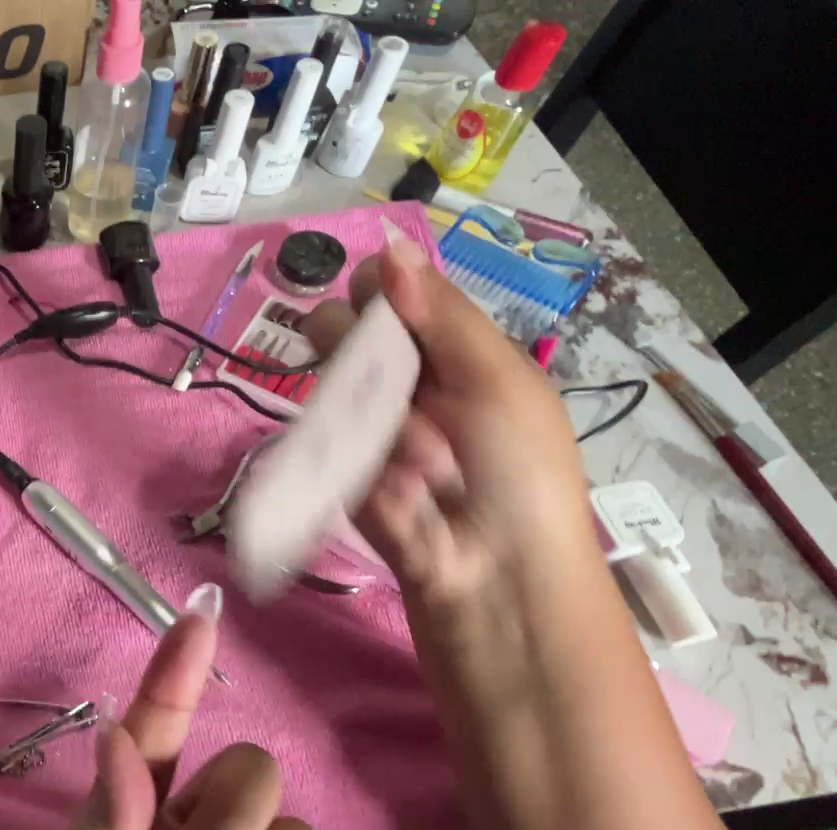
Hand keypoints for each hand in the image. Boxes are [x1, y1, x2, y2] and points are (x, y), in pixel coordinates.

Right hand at [300, 239, 594, 609]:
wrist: (491, 573)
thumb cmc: (516, 470)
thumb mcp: (497, 381)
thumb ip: (440, 317)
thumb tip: (386, 249)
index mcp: (447, 348)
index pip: (386, 292)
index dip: (377, 294)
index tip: (385, 315)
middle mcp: (398, 379)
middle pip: (340, 331)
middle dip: (364, 360)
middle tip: (403, 396)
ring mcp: (360, 426)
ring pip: (327, 389)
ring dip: (377, 427)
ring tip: (421, 469)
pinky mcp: (333, 471)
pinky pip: (320, 446)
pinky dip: (357, 467)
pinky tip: (395, 494)